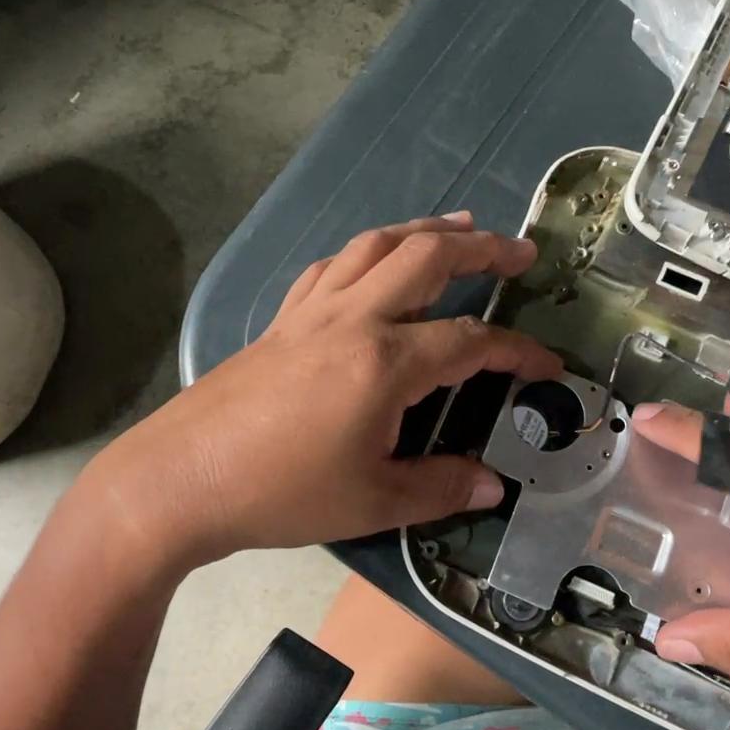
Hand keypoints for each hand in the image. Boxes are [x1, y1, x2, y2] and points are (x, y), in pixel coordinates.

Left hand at [81, 213, 561, 567]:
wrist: (181, 479)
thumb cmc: (281, 493)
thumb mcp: (373, 502)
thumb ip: (440, 488)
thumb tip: (492, 485)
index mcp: (384, 363)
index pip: (470, 343)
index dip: (517, 351)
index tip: (548, 365)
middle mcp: (351, 319)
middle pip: (425, 258)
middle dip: (480, 248)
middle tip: (518, 252)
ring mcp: (310, 313)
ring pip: (373, 246)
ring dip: (422, 230)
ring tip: (458, 226)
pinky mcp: (279, 321)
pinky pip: (329, 267)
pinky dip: (362, 253)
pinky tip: (371, 262)